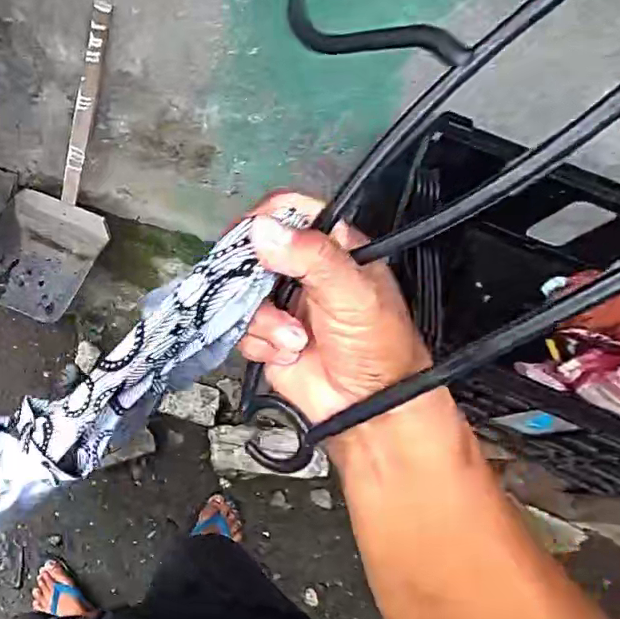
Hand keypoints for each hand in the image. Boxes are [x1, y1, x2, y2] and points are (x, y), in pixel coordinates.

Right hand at [238, 192, 431, 425]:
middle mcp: (303, 272)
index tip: (251, 236)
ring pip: (243, 294)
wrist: (367, 405)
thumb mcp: (352, 293)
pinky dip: (261, 343)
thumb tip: (265, 230)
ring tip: (294, 338)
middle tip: (261, 292)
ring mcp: (283, 304)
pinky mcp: (268, 336)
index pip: (290, 213)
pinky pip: (242, 328)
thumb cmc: (377, 345)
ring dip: (265, 321)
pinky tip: (286, 353)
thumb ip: (312, 257)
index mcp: (331, 248)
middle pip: (255, 253)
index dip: (267, 219)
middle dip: (254, 279)